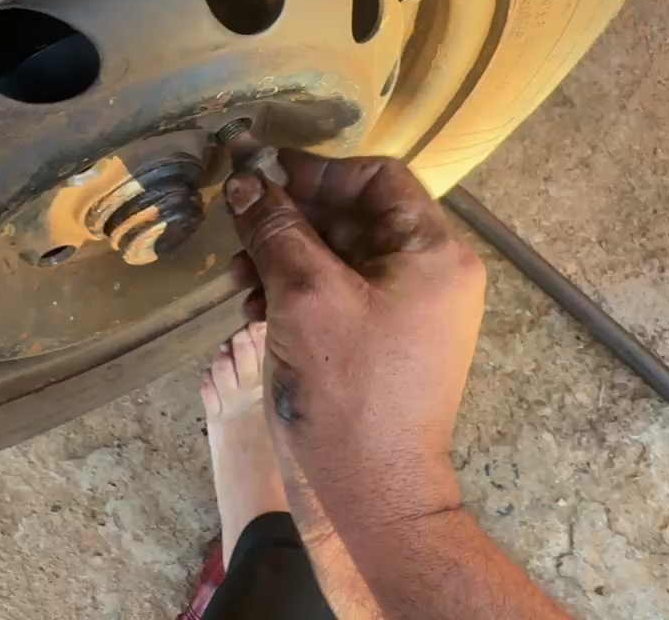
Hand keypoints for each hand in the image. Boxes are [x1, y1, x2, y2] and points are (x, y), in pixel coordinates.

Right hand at [223, 150, 486, 536]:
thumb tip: (242, 180)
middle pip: (350, 215)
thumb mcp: (305, 293)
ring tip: (238, 277)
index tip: (261, 174)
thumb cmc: (348, 388)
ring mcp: (399, 309)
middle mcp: (424, 273)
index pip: (377, 178)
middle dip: (288, 218)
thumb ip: (274, 227)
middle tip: (236, 223)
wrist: (370, 498)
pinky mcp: (373, 338)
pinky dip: (290, 289)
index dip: (317, 170)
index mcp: (431, 252)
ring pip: (333, 253)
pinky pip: (331, 291)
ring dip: (281, 254)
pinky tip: (253, 308)